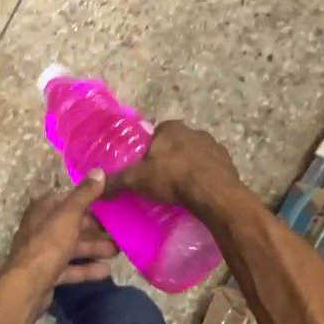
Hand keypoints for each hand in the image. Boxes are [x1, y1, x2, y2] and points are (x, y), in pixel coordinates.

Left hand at [3, 173, 118, 288]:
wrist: (27, 286)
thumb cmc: (48, 245)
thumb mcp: (68, 216)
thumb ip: (84, 195)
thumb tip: (99, 171)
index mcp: (42, 211)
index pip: (67, 200)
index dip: (88, 201)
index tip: (110, 203)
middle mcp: (41, 229)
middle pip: (72, 225)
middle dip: (95, 228)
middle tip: (120, 230)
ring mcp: (44, 253)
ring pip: (73, 247)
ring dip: (95, 248)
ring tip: (119, 250)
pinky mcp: (48, 274)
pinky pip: (71, 268)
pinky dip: (87, 269)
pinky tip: (107, 270)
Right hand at [107, 121, 242, 207]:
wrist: (213, 193)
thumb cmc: (172, 177)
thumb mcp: (137, 180)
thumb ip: (116, 181)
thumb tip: (95, 187)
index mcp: (171, 128)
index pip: (156, 135)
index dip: (149, 151)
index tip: (145, 169)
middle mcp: (194, 131)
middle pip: (175, 146)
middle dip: (169, 160)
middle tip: (159, 181)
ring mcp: (214, 146)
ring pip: (194, 157)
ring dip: (187, 169)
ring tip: (178, 191)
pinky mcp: (228, 163)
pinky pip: (210, 170)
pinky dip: (203, 179)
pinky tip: (197, 195)